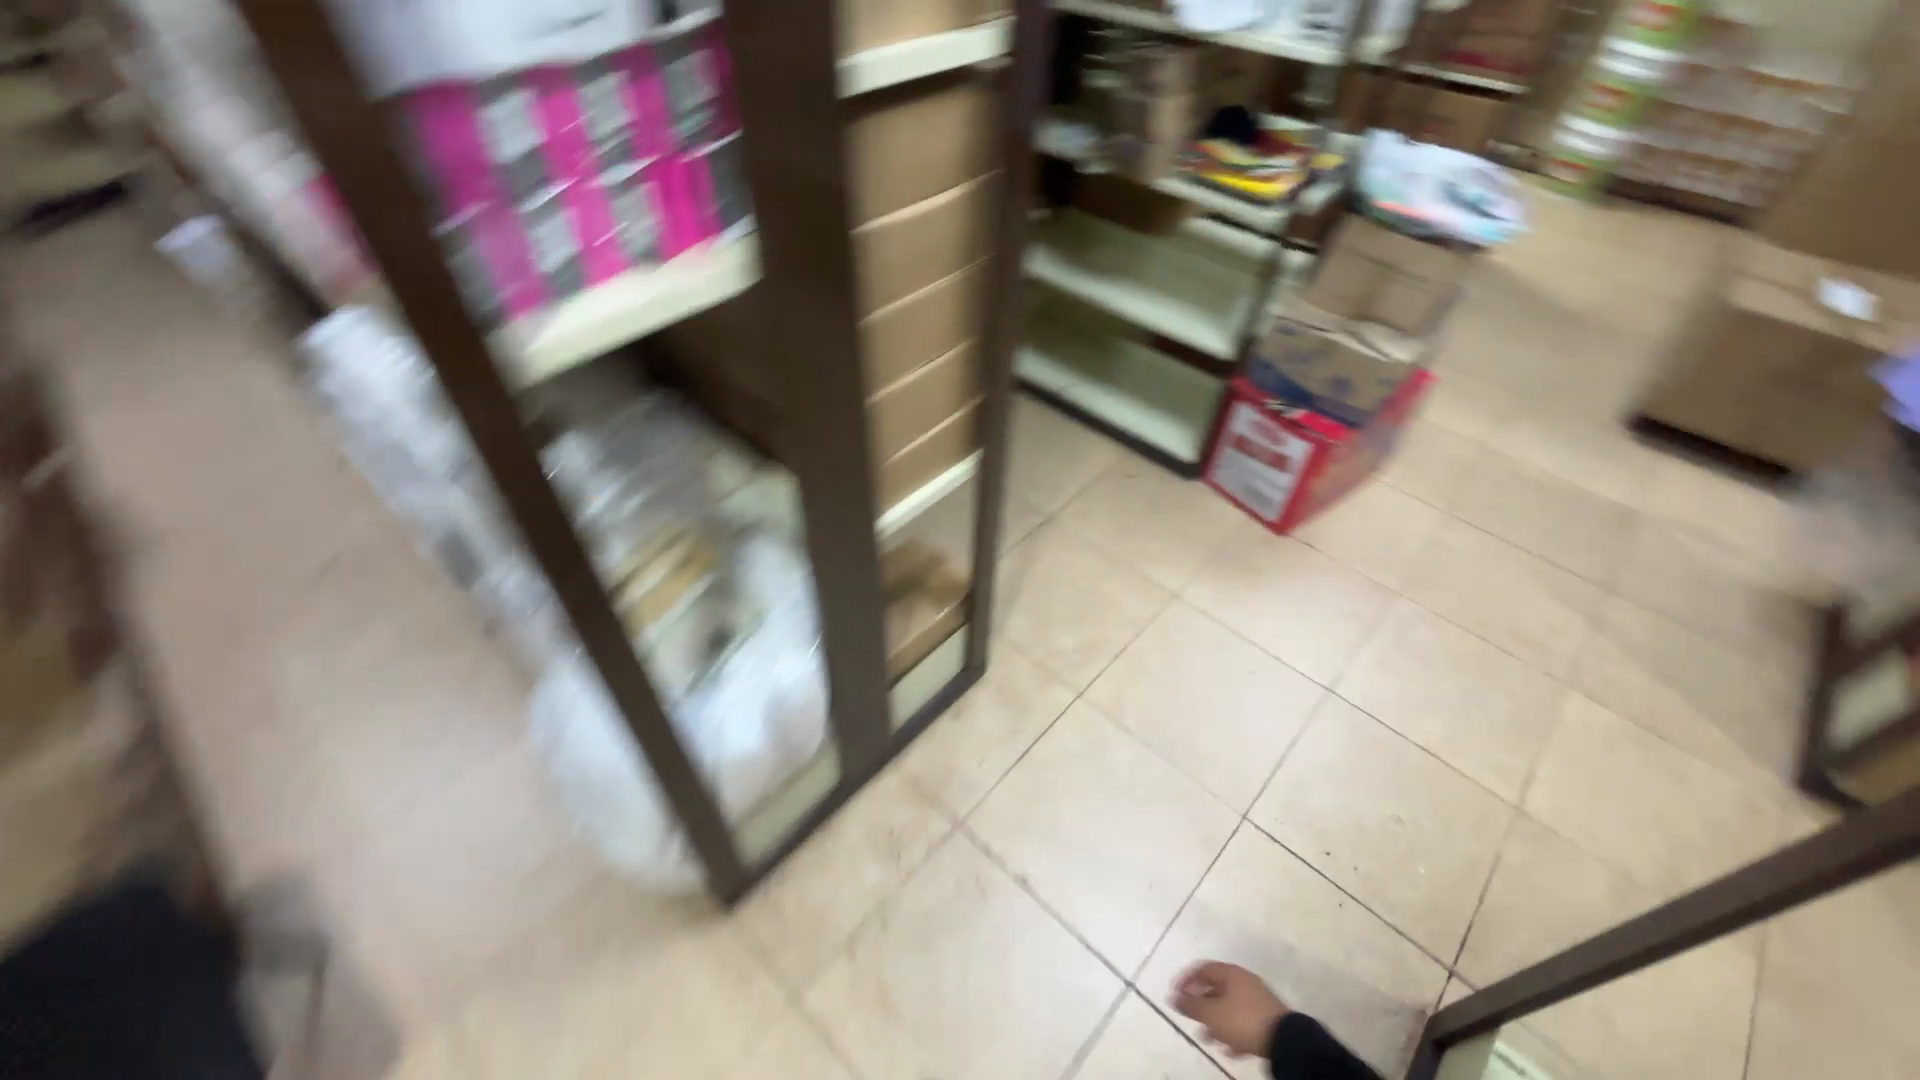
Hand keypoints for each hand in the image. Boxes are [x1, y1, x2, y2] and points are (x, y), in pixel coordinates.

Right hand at [1172, 961, 1289, 1058]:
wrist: (1284, 1041)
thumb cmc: (1242, 1020)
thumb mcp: (1211, 1014)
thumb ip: (1190, 1005)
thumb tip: (1173, 997)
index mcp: (1230, 973)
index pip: (1202, 969)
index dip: (1186, 980)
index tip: (1176, 994)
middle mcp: (1243, 981)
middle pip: (1215, 988)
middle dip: (1201, 1005)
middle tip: (1192, 1019)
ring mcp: (1257, 998)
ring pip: (1229, 1006)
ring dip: (1216, 1021)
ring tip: (1208, 1037)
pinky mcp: (1266, 1017)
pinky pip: (1243, 1020)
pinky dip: (1232, 1031)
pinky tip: (1229, 1048)